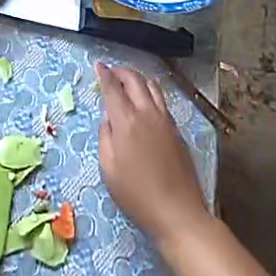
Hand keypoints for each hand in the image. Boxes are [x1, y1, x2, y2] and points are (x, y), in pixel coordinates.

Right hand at [96, 62, 208, 242]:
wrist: (177, 211)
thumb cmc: (136, 194)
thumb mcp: (108, 168)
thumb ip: (105, 138)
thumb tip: (108, 120)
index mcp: (126, 121)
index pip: (112, 88)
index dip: (104, 74)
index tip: (98, 65)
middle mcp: (147, 112)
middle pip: (134, 80)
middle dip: (120, 72)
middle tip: (111, 73)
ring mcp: (165, 119)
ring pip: (152, 86)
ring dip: (137, 79)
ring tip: (128, 84)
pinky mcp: (176, 129)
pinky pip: (161, 100)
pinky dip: (150, 92)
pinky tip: (145, 102)